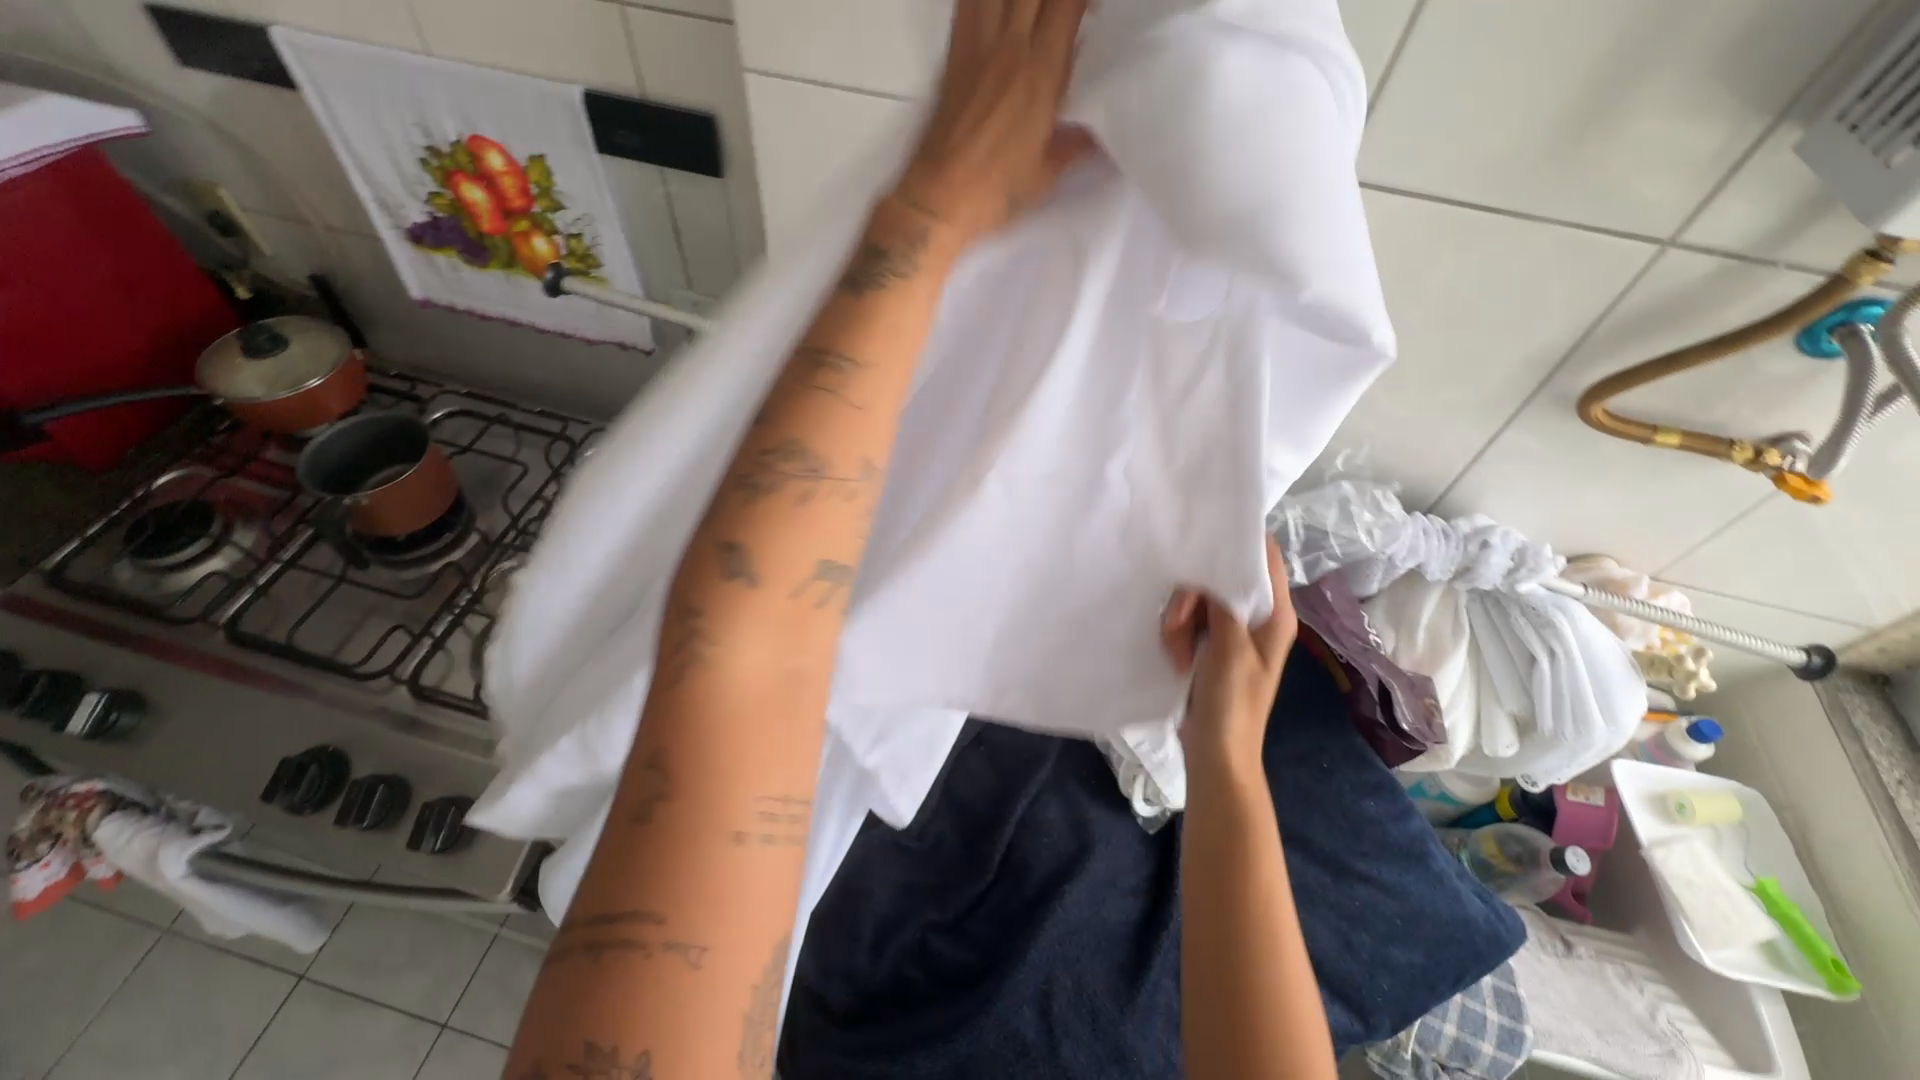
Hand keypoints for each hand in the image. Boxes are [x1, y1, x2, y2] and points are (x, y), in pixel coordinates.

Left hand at [894, 0, 1095, 242]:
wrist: (938, 199)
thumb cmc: (996, 191)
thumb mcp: (1047, 173)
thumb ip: (1076, 144)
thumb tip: (1099, 134)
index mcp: (1040, 74)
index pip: (1067, 3)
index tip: (1094, 10)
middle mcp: (1009, 48)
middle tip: (1064, 13)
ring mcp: (977, 47)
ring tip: (1032, 11)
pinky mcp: (954, 55)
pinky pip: (968, 4)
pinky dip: (984, 0)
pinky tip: (998, 10)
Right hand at [1161, 537, 1299, 765]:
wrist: (1217, 753)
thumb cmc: (1233, 703)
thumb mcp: (1229, 649)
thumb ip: (1223, 605)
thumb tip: (1212, 572)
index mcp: (1274, 616)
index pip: (1266, 561)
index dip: (1242, 544)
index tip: (1207, 536)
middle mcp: (1255, 618)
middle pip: (1219, 579)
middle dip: (1192, 598)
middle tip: (1180, 623)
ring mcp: (1230, 633)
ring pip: (1196, 601)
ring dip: (1179, 623)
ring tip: (1178, 653)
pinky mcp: (1208, 646)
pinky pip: (1187, 621)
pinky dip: (1176, 636)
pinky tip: (1175, 658)